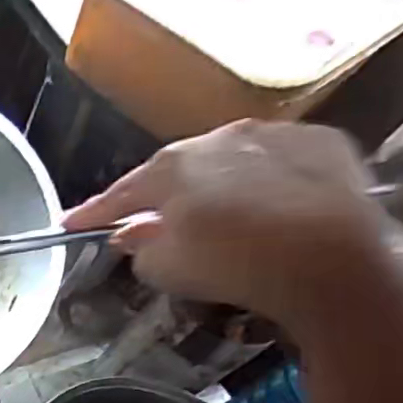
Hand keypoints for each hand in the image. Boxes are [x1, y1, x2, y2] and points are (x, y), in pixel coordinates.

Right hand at [62, 121, 402, 324]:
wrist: (332, 257)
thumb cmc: (231, 264)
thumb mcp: (165, 268)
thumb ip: (139, 246)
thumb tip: (131, 232)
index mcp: (172, 169)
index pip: (119, 193)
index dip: (91, 212)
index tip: (69, 223)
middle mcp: (219, 138)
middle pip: (173, 170)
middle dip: (155, 195)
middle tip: (143, 221)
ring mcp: (273, 134)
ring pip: (224, 161)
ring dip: (208, 185)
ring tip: (208, 214)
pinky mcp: (320, 142)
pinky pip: (271, 161)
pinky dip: (256, 182)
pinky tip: (261, 208)